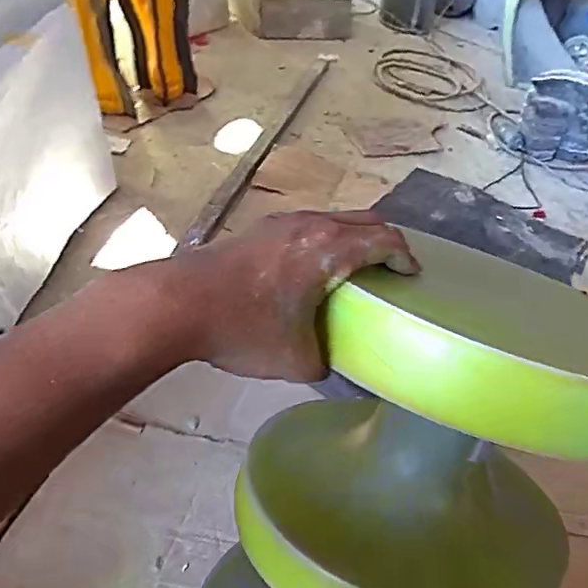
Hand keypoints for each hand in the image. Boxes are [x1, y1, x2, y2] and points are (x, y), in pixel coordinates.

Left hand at [152, 211, 416, 380]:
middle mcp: (309, 225)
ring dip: (351, 239)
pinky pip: (307, 228)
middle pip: (363, 219)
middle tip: (390, 270)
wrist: (176, 304)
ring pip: (333, 220)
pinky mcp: (257, 231)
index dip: (405, 257)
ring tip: (355, 271)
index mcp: (329, 248)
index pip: (384, 240)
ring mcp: (280, 223)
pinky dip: (324, 242)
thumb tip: (333, 368)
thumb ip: (326, 364)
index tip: (412, 275)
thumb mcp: (296, 360)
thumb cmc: (242, 329)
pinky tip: (312, 271)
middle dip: (384, 242)